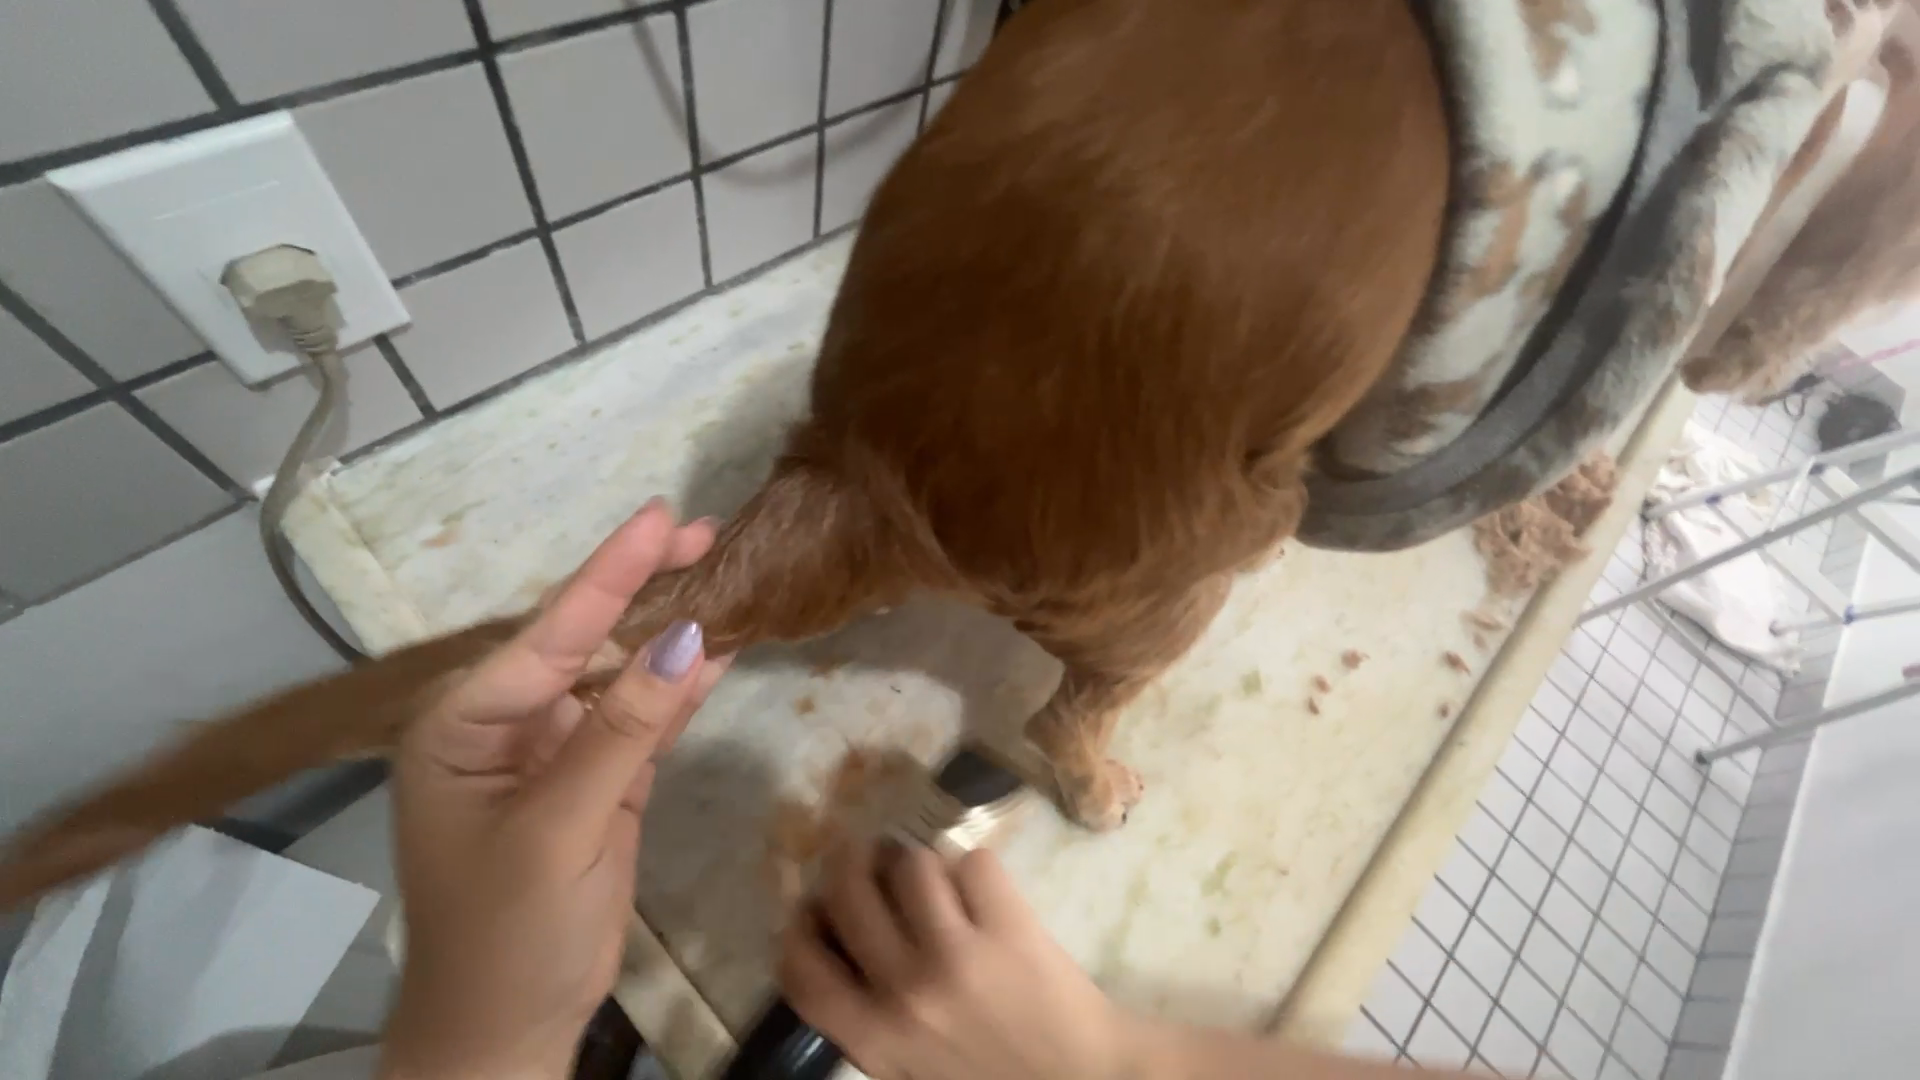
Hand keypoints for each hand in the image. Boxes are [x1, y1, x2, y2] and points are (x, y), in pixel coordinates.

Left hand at [382, 502, 729, 1079]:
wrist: (512, 1027)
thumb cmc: (507, 931)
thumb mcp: (559, 827)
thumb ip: (621, 729)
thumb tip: (687, 638)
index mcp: (465, 723)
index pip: (550, 633)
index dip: (609, 572)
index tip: (660, 515)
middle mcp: (510, 721)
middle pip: (587, 639)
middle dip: (642, 586)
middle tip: (699, 531)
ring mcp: (561, 747)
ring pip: (624, 673)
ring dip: (672, 631)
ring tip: (719, 574)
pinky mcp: (602, 775)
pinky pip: (647, 717)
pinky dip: (684, 687)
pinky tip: (722, 648)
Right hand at [778, 839, 1126, 1079]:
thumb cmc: (986, 1074)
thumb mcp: (908, 1068)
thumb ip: (867, 1016)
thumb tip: (834, 936)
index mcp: (876, 1039)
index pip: (802, 967)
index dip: (800, 925)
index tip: (813, 907)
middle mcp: (907, 990)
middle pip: (849, 890)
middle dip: (854, 865)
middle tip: (868, 861)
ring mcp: (959, 952)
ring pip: (912, 861)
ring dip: (919, 863)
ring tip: (932, 877)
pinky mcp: (1009, 924)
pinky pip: (972, 861)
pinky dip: (975, 868)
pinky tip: (982, 891)